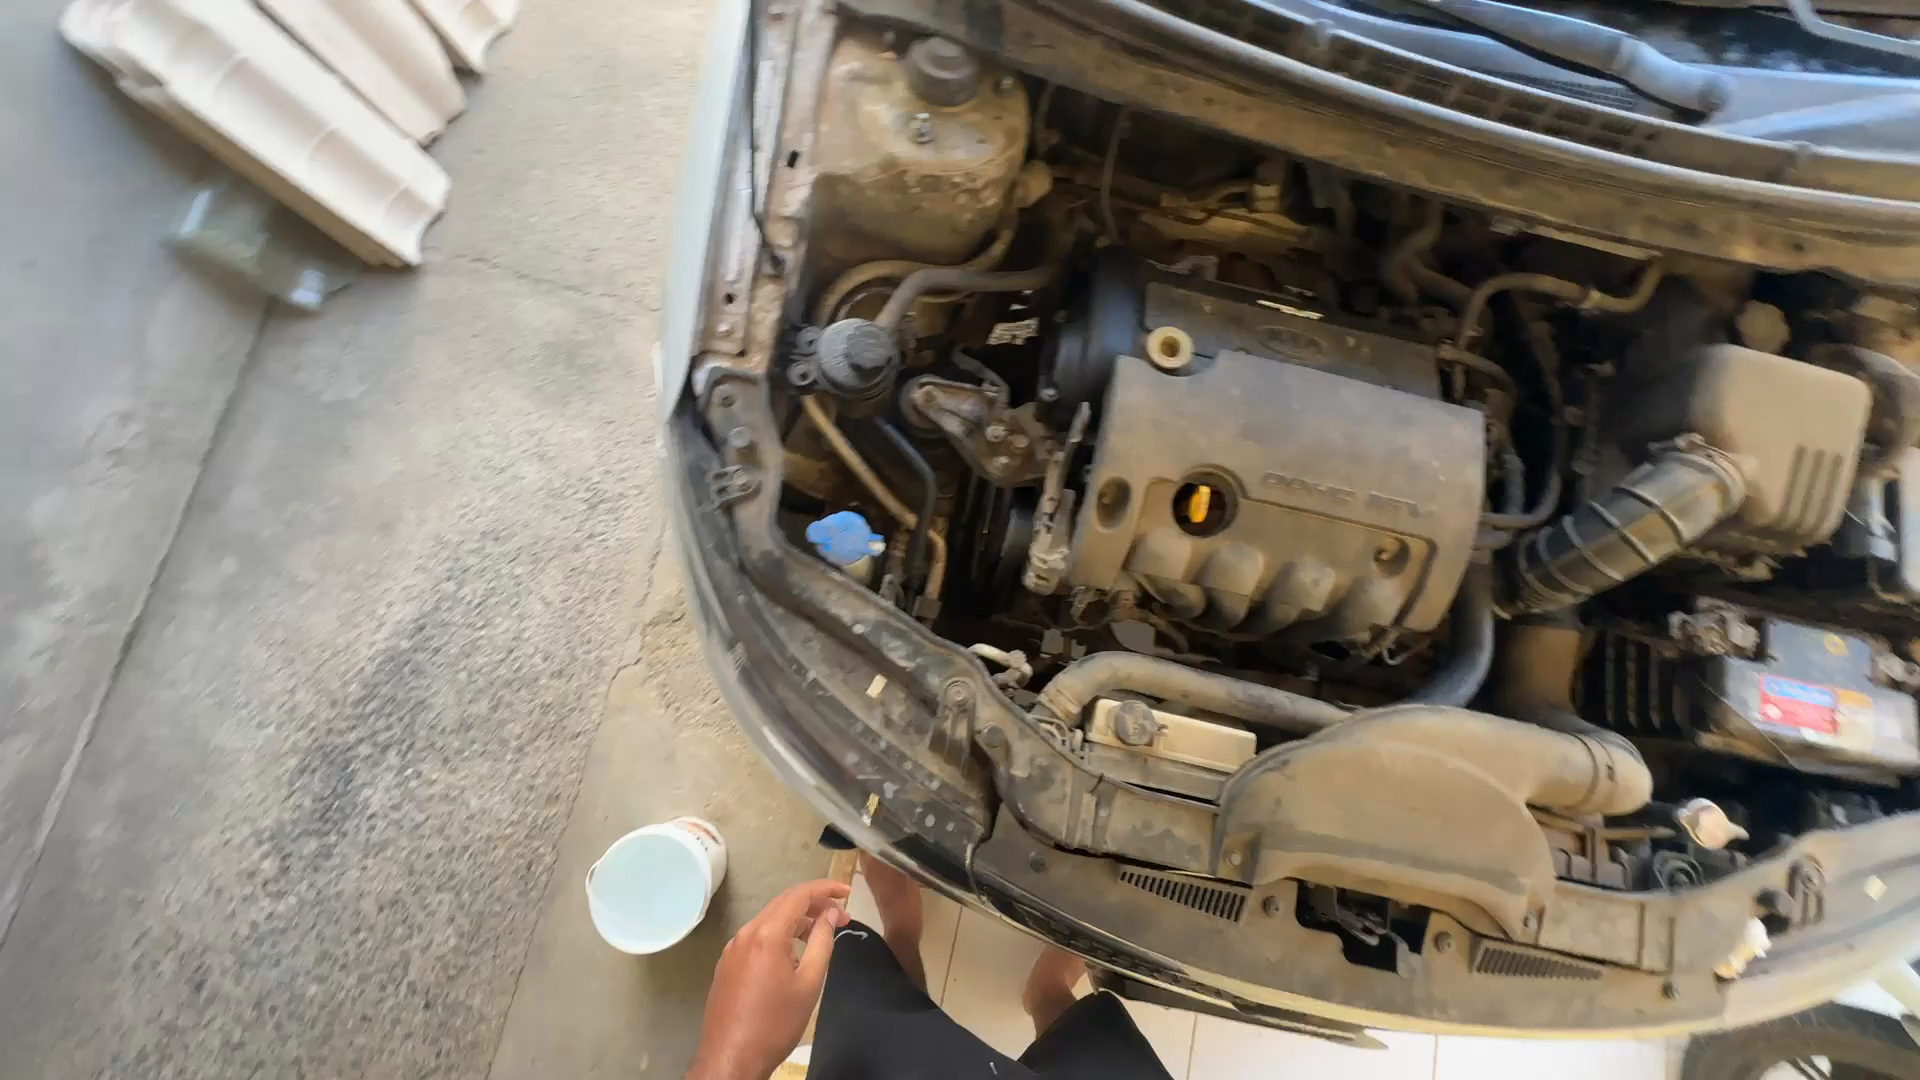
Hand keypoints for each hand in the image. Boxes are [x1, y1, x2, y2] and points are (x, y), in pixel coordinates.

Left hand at [685, 879, 851, 1079]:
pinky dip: (780, 934)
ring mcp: (733, 948)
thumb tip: (830, 913)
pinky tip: (793, 954)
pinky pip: (758, 936)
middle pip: (784, 903)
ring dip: (798, 920)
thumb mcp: (809, 982)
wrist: (729, 1063)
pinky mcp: (727, 964)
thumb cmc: (775, 1024)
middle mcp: (746, 932)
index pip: (800, 895)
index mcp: (767, 933)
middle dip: (815, 904)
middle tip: (841, 916)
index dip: (827, 888)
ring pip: (770, 920)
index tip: (848, 892)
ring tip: (821, 934)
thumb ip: (823, 941)